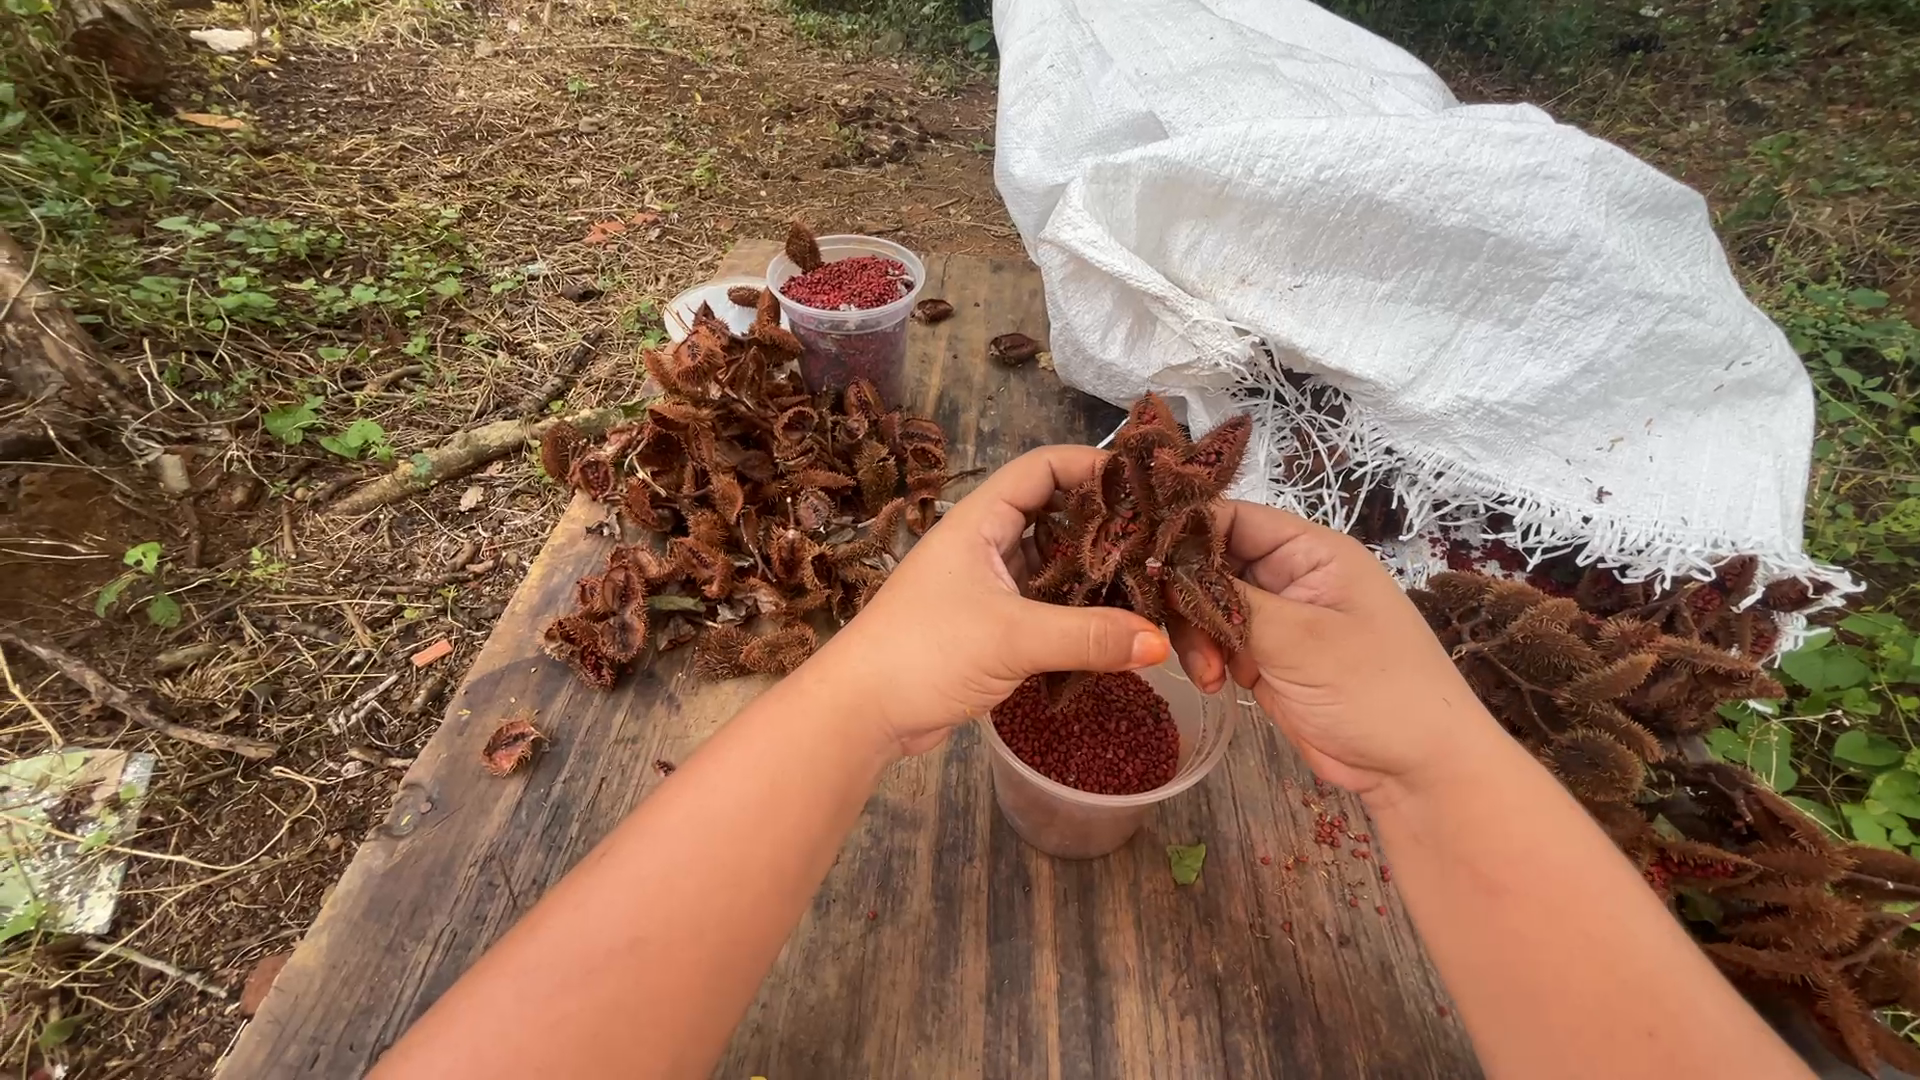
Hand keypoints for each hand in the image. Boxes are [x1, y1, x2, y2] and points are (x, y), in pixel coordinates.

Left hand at [807, 446, 1170, 756]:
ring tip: (1152, 582)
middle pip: (1055, 516)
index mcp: (981, 520)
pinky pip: (1046, 606)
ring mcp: (989, 586)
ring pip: (1054, 565)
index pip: (1042, 467)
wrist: (862, 712)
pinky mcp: (993, 626)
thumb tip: (1158, 644)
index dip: (1092, 466)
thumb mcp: (1010, 637)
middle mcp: (987, 544)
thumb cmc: (924, 652)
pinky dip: (1078, 613)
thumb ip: (1086, 637)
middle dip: (1105, 525)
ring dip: (1095, 574)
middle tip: (1163, 539)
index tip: (1146, 484)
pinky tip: (1117, 627)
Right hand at [1168, 501, 1505, 798]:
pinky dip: (1203, 658)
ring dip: (1194, 635)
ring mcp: (1273, 616)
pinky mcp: (1262, 655)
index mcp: (1309, 551)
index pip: (1231, 518)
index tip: (1144, 561)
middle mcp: (1287, 575)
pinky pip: (1213, 640)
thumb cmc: (1376, 690)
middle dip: (1185, 595)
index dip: (1184, 533)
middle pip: (1208, 562)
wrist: (1415, 772)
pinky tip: (1214, 684)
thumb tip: (1166, 569)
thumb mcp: (1301, 639)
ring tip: (1207, 672)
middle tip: (1167, 628)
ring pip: (1204, 604)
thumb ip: (1228, 599)